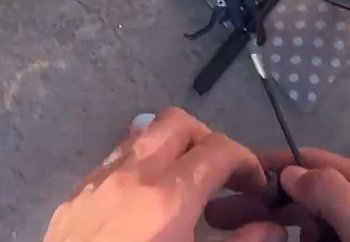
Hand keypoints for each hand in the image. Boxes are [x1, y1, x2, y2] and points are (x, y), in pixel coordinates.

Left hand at [44, 108, 268, 241]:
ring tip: (186, 180)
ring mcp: (101, 177)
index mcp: (168, 198)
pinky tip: (147, 194)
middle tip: (221, 175)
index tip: (255, 184)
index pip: (218, 149)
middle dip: (207, 140)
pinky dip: (141, 160)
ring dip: (173, 145)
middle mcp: (133, 173)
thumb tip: (271, 227)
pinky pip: (117, 154)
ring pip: (144, 131)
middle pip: (179, 122)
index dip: (245, 160)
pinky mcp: (78, 190)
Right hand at [204, 148, 349, 241]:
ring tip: (241, 237)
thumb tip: (289, 171)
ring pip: (308, 229)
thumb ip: (333, 194)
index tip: (232, 177)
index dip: (271, 166)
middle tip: (219, 220)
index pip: (312, 163)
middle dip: (262, 205)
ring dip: (275, 230)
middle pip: (303, 199)